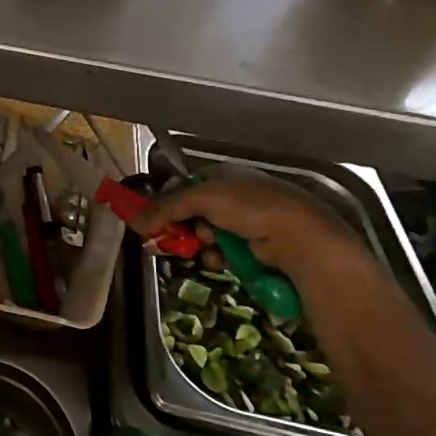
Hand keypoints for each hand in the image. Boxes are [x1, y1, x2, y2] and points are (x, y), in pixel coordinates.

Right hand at [132, 165, 371, 277]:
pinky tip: (221, 260)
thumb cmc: (252, 207)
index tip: (153, 220)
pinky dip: (217, 256)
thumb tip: (135, 221)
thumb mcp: (204, 198)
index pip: (186, 186)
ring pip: (206, 235)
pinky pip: (223, 251)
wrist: (300, 239)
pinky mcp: (254, 247)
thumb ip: (166, 207)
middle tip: (171, 240)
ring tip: (207, 250)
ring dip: (200, 244)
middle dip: (182, 227)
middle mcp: (235, 195)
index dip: (168, 202)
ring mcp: (247, 222)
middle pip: (193, 213)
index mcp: (225, 175)